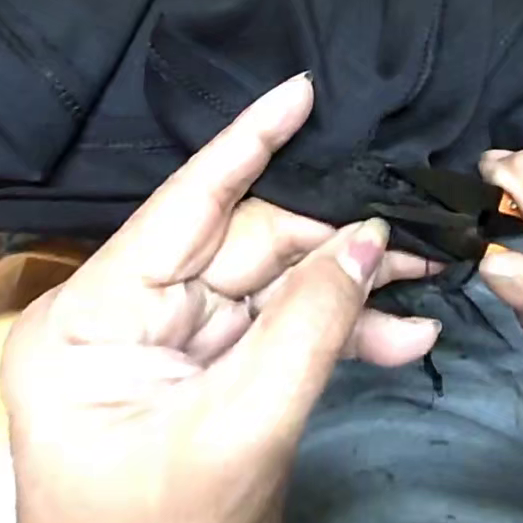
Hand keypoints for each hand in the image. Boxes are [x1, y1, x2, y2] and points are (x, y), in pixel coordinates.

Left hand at [0, 74, 442, 522]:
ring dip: (355, 285)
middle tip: (411, 235)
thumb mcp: (244, 431)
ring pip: (283, 279)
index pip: (188, 201)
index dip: (250, 140)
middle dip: (336, 240)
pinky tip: (404, 338)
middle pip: (254, 242)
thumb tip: (371, 237)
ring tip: (425, 281)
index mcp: (97, 315)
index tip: (302, 91)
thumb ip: (313, 322)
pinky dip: (347, 330)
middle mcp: (134, 308)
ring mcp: (181, 334)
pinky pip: (290, 323)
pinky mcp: (220, 361)